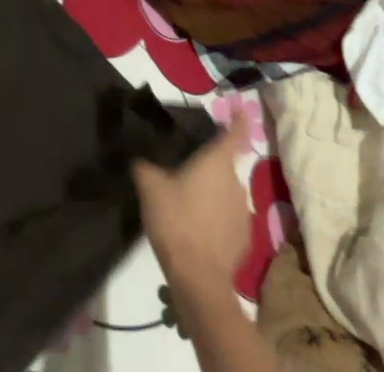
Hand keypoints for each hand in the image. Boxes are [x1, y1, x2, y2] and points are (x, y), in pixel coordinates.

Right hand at [133, 118, 252, 296]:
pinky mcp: (244, 237)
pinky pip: (227, 216)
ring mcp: (243, 212)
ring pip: (224, 191)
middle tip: (181, 168)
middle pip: (223, 165)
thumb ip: (144, 165)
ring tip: (184, 201)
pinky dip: (213, 215)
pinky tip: (194, 226)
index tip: (240, 108)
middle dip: (206, 164)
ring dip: (209, 191)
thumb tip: (139, 156)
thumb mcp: (149, 186)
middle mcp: (236, 183)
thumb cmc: (175, 220)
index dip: (238, 119)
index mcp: (216, 164)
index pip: (234, 134)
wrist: (198, 276)